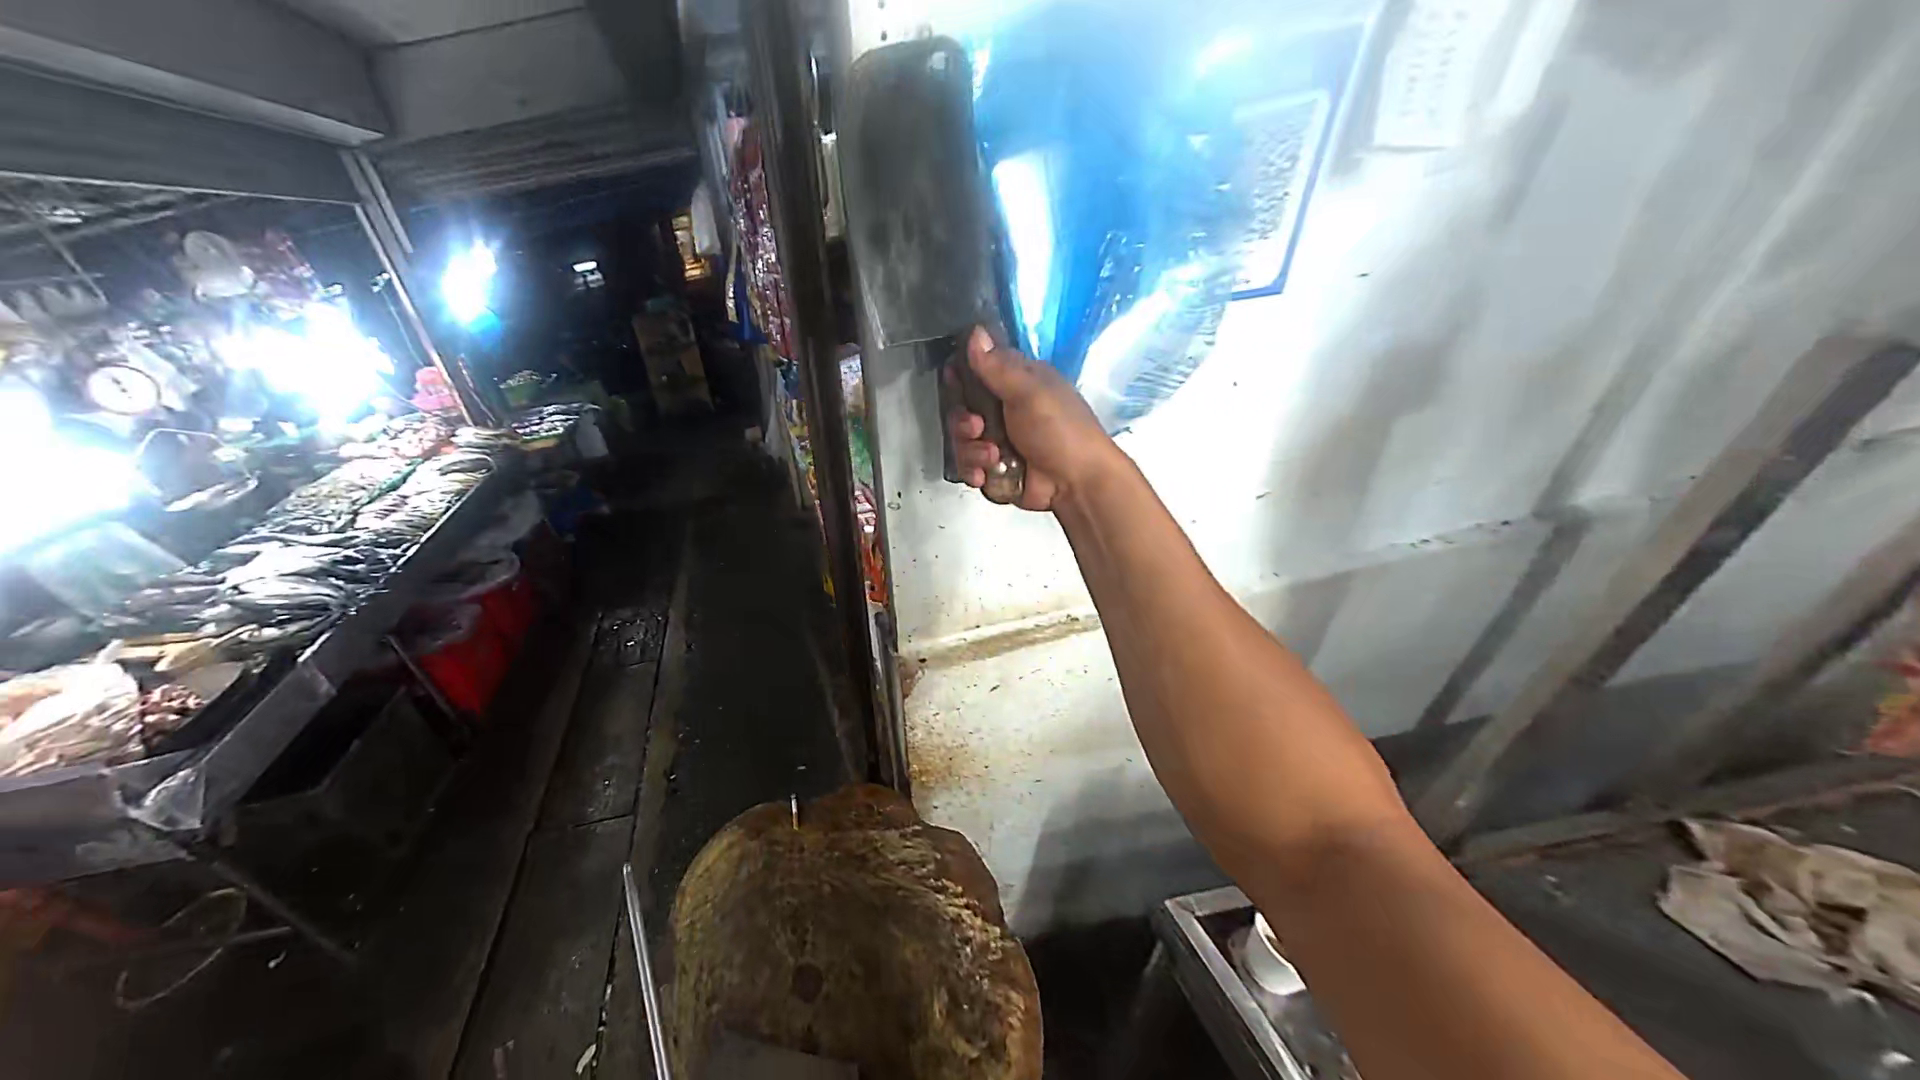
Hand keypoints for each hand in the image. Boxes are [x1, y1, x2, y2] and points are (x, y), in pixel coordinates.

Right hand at [949, 326, 1125, 511]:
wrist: (1077, 484)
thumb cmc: (1061, 431)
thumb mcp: (1030, 392)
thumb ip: (997, 366)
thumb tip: (975, 331)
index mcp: (1016, 384)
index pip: (975, 372)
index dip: (959, 377)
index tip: (954, 382)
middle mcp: (1004, 411)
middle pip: (961, 410)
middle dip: (962, 421)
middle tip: (977, 427)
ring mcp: (999, 442)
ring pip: (962, 442)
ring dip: (971, 451)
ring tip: (993, 457)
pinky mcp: (996, 470)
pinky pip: (969, 468)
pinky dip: (975, 472)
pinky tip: (986, 475)